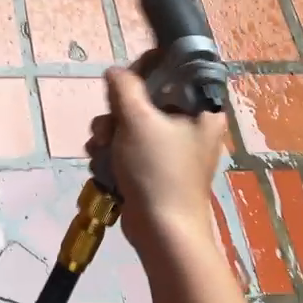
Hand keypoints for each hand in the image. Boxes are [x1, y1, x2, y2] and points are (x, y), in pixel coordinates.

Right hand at [85, 63, 226, 252]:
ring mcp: (172, 148)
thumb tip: (114, 72)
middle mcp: (191, 125)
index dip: (144, 72)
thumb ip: (124, 87)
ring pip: (131, 122)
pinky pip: (128, 145)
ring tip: (101, 147)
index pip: (173, 71)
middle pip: (145, 98)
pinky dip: (112, 150)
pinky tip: (101, 160)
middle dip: (116, 112)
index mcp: (202, 110)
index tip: (122, 85)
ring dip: (108, 132)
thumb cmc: (157, 170)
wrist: (162, 230)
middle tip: (109, 126)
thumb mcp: (137, 120)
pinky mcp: (154, 166)